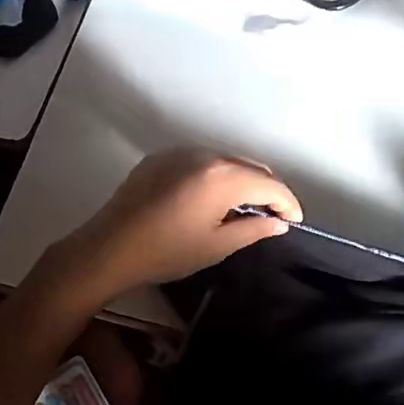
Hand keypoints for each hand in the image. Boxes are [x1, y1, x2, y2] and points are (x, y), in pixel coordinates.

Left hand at [40, 150, 302, 305]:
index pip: (269, 183)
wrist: (109, 248)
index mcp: (222, 176)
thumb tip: (278, 222)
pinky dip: (216, 176)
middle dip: (267, 189)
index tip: (295, 221)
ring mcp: (180, 152)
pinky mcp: (161, 158)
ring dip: (242, 181)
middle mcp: (205, 155)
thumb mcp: (217, 246)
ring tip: (244, 209)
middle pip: (250, 166)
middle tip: (273, 217)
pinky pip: (202, 162)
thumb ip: (254, 229)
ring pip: (226, 161)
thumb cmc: (166, 252)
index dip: (288, 202)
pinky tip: (212, 200)